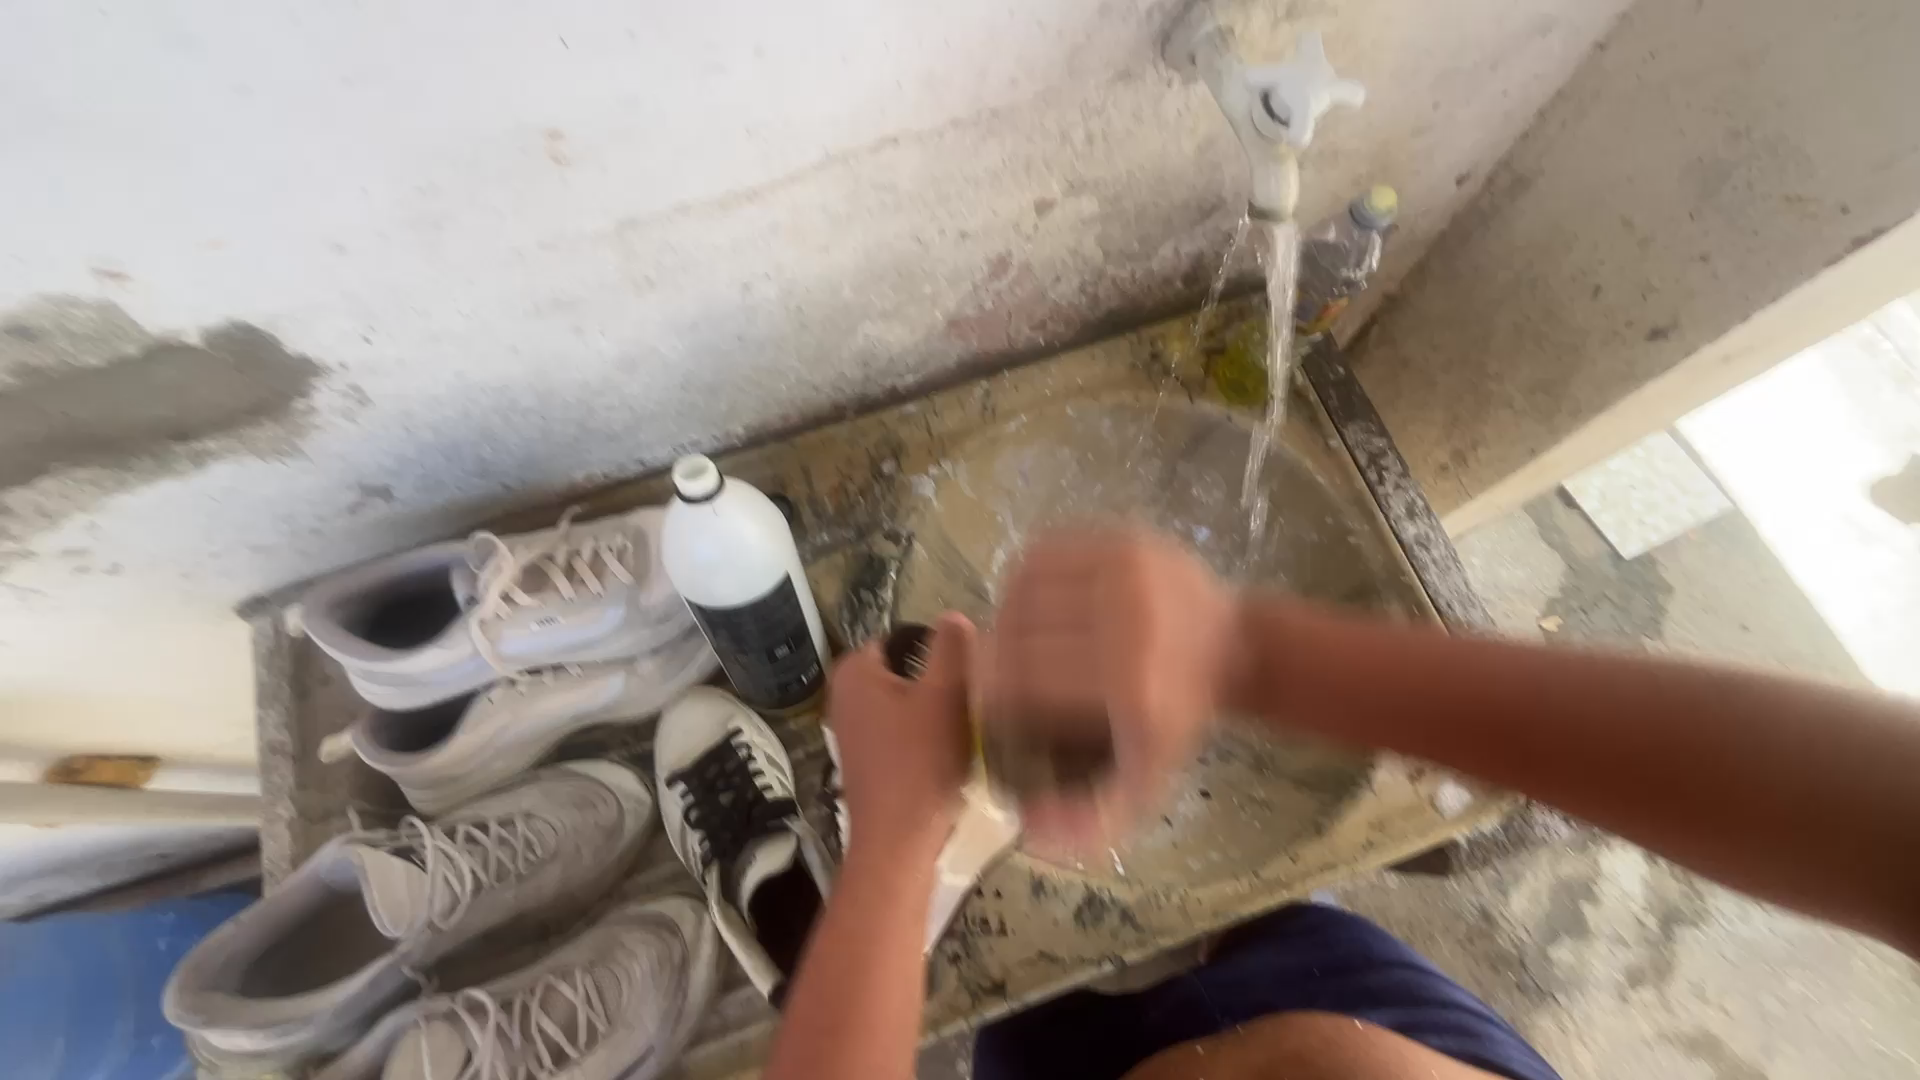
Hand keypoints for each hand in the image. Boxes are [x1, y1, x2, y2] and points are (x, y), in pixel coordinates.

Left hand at [826, 612, 976, 862]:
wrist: (899, 842)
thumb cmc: (921, 762)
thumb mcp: (945, 694)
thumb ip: (951, 647)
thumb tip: (951, 617)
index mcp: (854, 670)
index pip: (906, 637)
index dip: (939, 654)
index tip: (963, 679)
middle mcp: (842, 695)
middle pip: (906, 670)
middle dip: (937, 682)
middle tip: (965, 704)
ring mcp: (850, 730)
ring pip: (905, 701)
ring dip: (933, 711)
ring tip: (959, 731)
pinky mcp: (863, 759)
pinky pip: (899, 731)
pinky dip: (921, 737)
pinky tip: (943, 756)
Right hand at [989, 526, 1240, 851]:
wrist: (1229, 645)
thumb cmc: (1176, 716)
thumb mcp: (1144, 780)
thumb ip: (1088, 815)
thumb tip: (1029, 828)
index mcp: (1133, 682)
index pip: (1026, 681)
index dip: (995, 694)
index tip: (991, 704)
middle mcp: (1129, 618)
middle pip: (1020, 633)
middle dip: (997, 656)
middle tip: (997, 673)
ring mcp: (1126, 569)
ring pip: (1024, 589)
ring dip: (1006, 617)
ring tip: (1011, 639)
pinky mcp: (1121, 537)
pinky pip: (1042, 555)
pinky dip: (1024, 581)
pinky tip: (1032, 605)